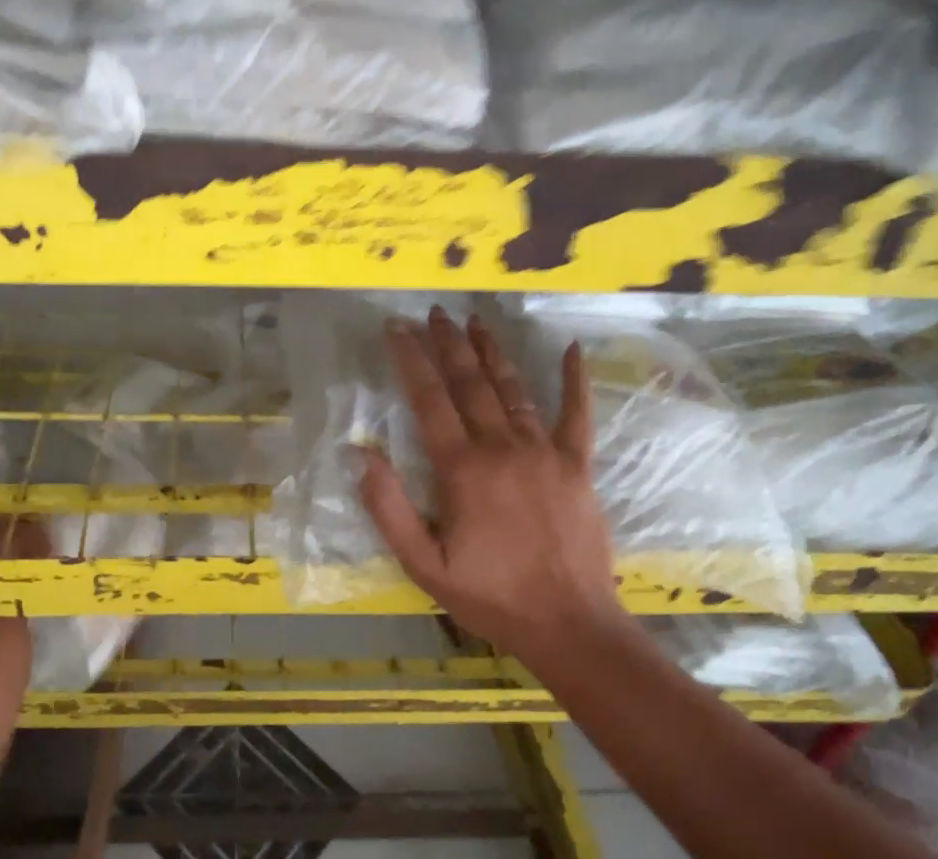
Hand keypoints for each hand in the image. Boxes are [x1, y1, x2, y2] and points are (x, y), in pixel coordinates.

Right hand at [359, 307, 627, 659]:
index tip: (396, 328)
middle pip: (470, 383)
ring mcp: (545, 452)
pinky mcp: (578, 465)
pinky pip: (577, 414)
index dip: (410, 359)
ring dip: (492, 353)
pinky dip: (574, 380)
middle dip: (449, 345)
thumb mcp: (423, 565)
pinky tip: (571, 349)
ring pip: (513, 390)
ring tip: (476, 322)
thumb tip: (359, 455)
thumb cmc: (490, 597)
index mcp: (463, 469)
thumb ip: (389, 509)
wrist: (569, 625)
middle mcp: (502, 448)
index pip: (429, 399)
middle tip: (434, 313)